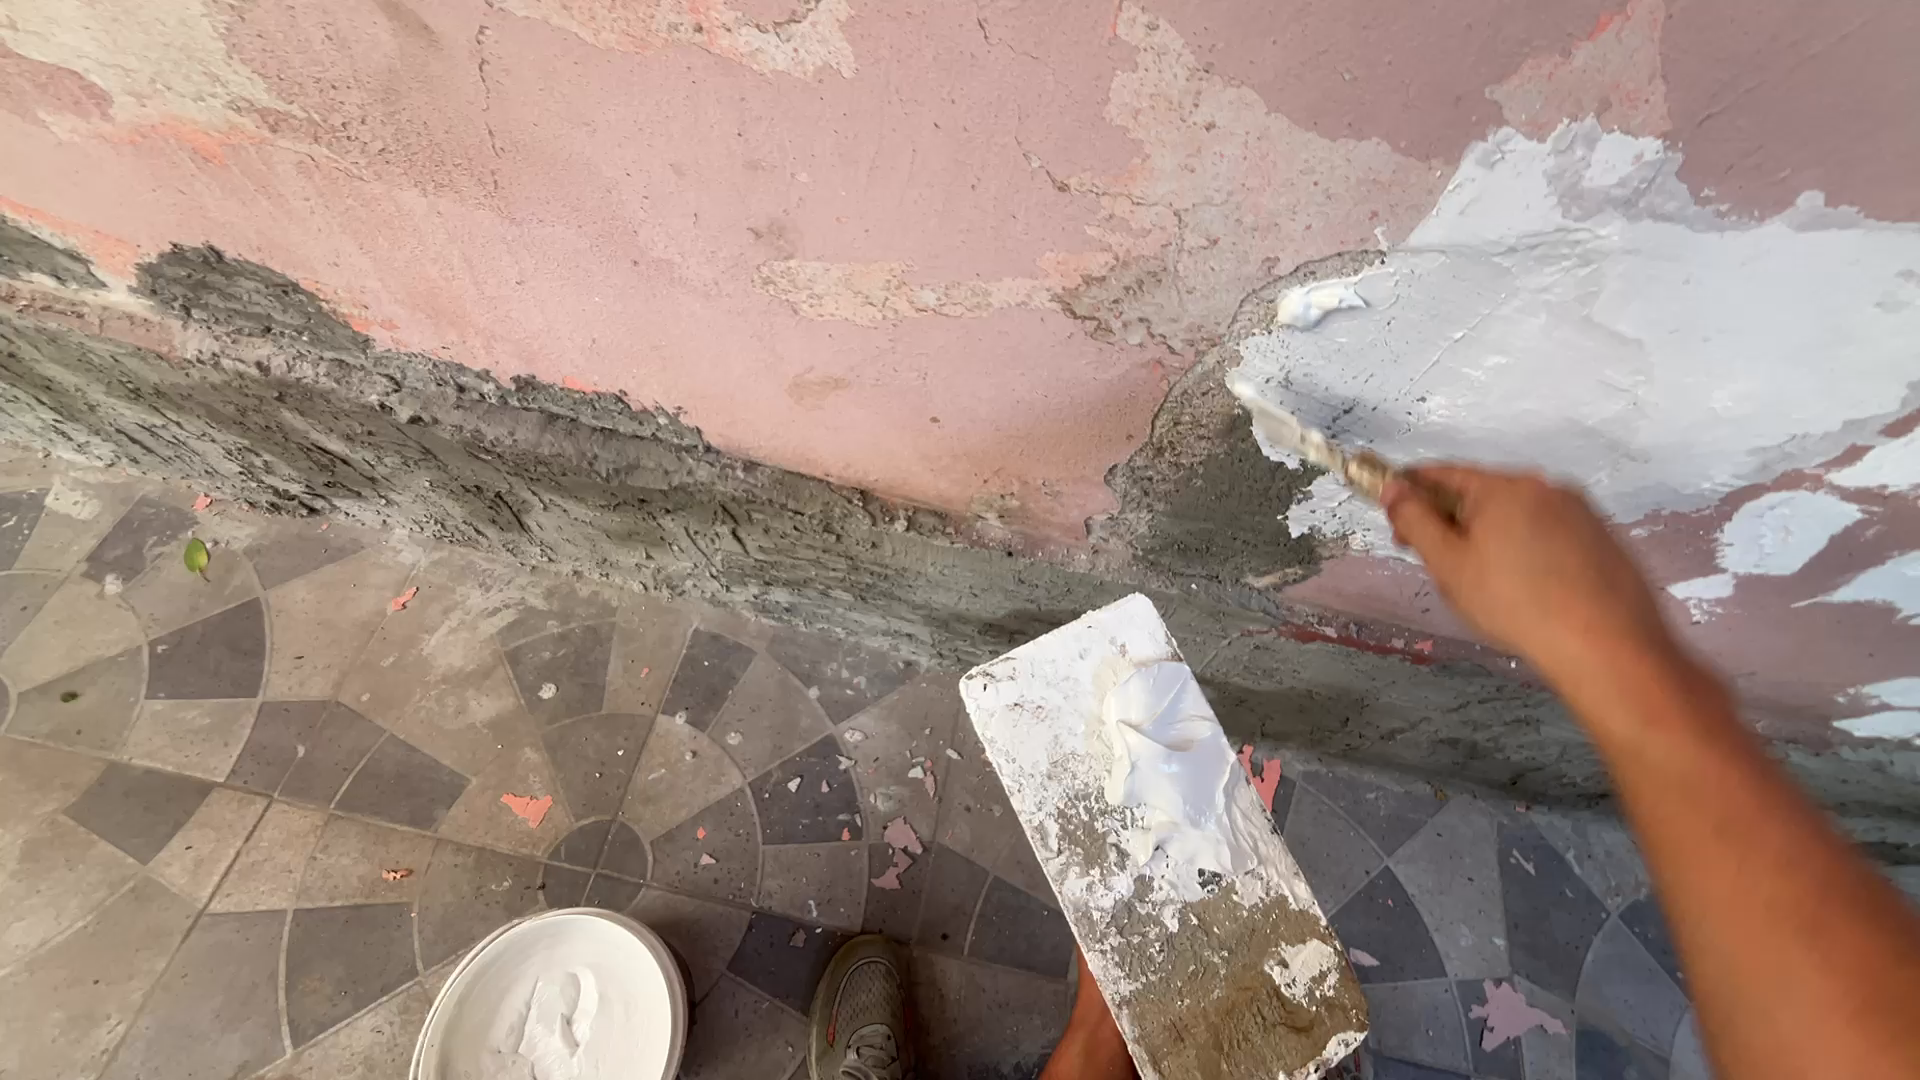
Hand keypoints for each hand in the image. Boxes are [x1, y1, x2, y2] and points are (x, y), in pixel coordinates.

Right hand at [1380, 465, 1673, 683]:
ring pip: (1511, 513)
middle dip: (1446, 518)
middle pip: (1478, 493)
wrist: (1607, 646)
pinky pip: (1543, 530)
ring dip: (1483, 533)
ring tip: (1474, 577)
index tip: (1392, 513)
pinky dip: (1518, 545)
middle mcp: (1546, 487)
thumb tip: (1392, 488)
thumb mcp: (1447, 562)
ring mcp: (1579, 511)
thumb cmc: (1514, 603)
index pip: (1441, 474)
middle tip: (1429, 556)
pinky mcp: (1600, 537)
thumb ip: (1414, 519)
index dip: (1408, 489)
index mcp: (1504, 487)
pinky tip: (1516, 582)